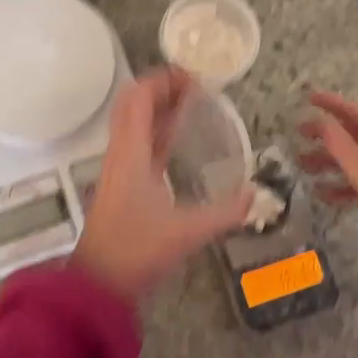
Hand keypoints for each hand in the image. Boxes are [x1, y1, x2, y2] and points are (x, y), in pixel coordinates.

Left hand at [72, 68, 251, 303]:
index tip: (193, 75)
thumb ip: (225, 213)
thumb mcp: (186, 231)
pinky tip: (179, 138)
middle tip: (195, 87)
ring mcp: (119, 168)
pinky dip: (157, 130)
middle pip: (133, 103)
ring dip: (159, 108)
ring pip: (134, 123)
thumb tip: (258, 196)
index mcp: (130, 152)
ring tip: (192, 103)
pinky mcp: (122, 184)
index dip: (163, 79)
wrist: (99, 283)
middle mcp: (120, 153)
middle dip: (162, 88)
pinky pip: (139, 143)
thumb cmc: (137, 250)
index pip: (139, 98)